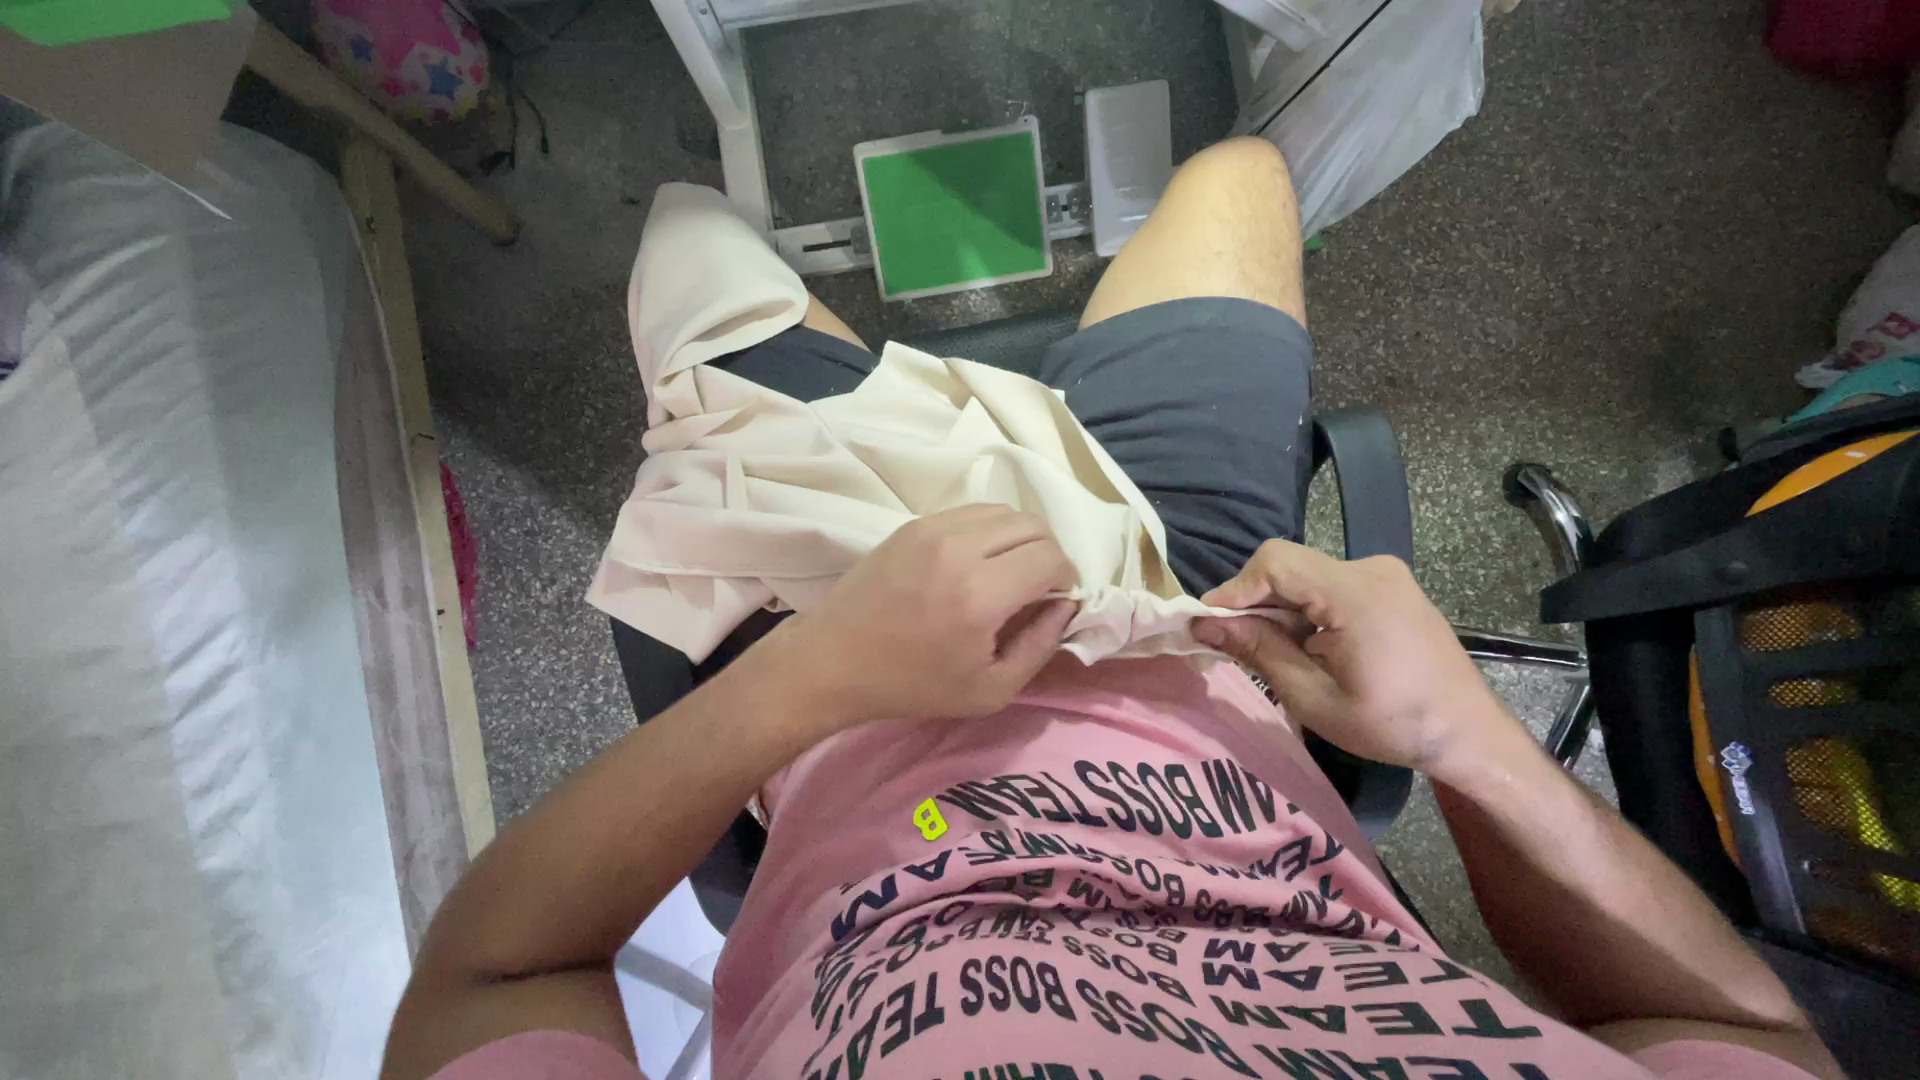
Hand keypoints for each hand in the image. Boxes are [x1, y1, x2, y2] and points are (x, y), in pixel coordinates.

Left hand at [763, 505, 1079, 732]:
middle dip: (1049, 554)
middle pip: (1034, 525)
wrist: (835, 660)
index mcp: (981, 596)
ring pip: (1005, 511)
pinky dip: (990, 530)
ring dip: (1021, 538)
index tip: (1057, 599)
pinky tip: (978, 560)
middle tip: (1038, 585)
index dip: (1067, 577)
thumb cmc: (913, 685)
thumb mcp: (990, 691)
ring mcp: (933, 529)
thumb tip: (1064, 607)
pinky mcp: (914, 524)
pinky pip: (972, 511)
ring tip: (1010, 571)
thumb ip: (1040, 647)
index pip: (1051, 558)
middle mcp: (960, 550)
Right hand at [1190, 540, 1517, 776]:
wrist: (1469, 733)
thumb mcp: (1313, 696)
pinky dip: (1304, 608)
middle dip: (1253, 601)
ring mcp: (1383, 574)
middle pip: (1287, 565)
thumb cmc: (1392, 724)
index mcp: (1356, 594)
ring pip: (1304, 574)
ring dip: (1278, 607)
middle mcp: (1370, 570)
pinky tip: (1305, 645)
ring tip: (1274, 651)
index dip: (1234, 590)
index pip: (1275, 563)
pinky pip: (1327, 583)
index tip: (1207, 625)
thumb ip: (1258, 650)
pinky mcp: (1388, 585)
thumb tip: (1203, 625)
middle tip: (1236, 643)